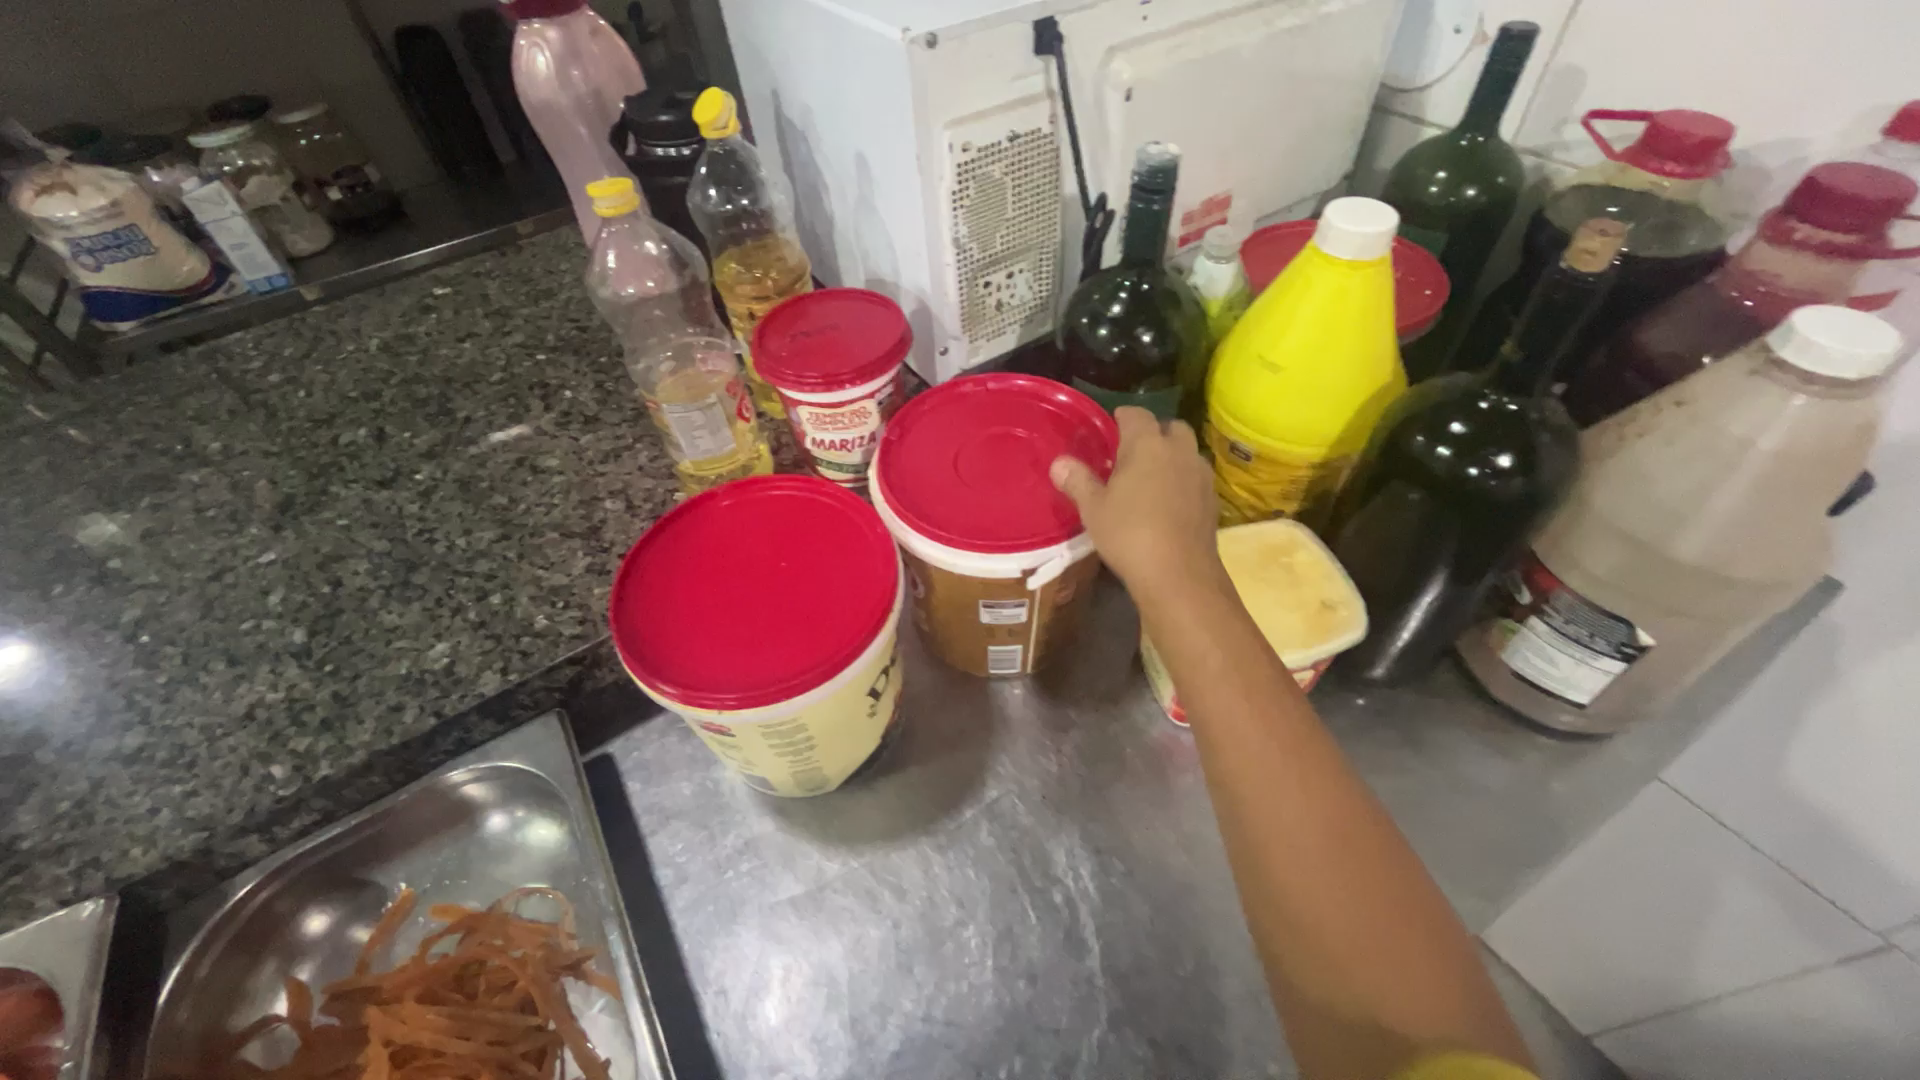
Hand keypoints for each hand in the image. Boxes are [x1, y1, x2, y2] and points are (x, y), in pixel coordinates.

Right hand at [1051, 406, 1226, 600]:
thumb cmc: (1129, 534)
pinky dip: (1182, 481)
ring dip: (1171, 457)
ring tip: (1150, 478)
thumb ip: (1077, 480)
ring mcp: (1200, 475)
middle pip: (1169, 427)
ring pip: (1186, 452)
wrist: (1179, 574)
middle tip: (1130, 453)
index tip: (1110, 427)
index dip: (1121, 417)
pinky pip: (1195, 478)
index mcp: (1147, 444)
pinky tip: (1167, 503)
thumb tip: (1059, 462)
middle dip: (1152, 433)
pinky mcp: (1212, 500)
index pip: (1136, 414)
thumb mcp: (1093, 509)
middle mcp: (1179, 451)